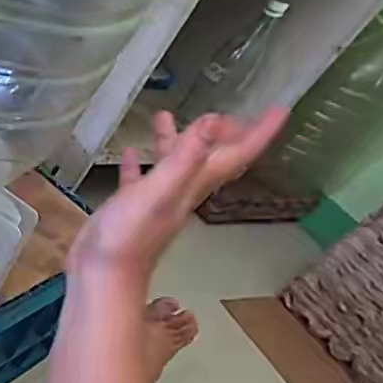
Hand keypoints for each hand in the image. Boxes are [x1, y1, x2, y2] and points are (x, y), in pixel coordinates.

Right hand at [69, 108, 288, 285]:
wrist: (103, 272)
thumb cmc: (130, 234)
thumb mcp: (159, 191)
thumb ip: (185, 157)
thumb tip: (213, 122)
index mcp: (192, 186)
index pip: (234, 155)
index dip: (258, 132)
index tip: (279, 110)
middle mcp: (180, 192)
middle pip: (209, 158)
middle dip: (220, 134)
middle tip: (226, 111)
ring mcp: (155, 200)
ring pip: (173, 164)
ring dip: (175, 141)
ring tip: (165, 116)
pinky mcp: (131, 207)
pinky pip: (140, 178)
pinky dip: (138, 163)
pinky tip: (130, 151)